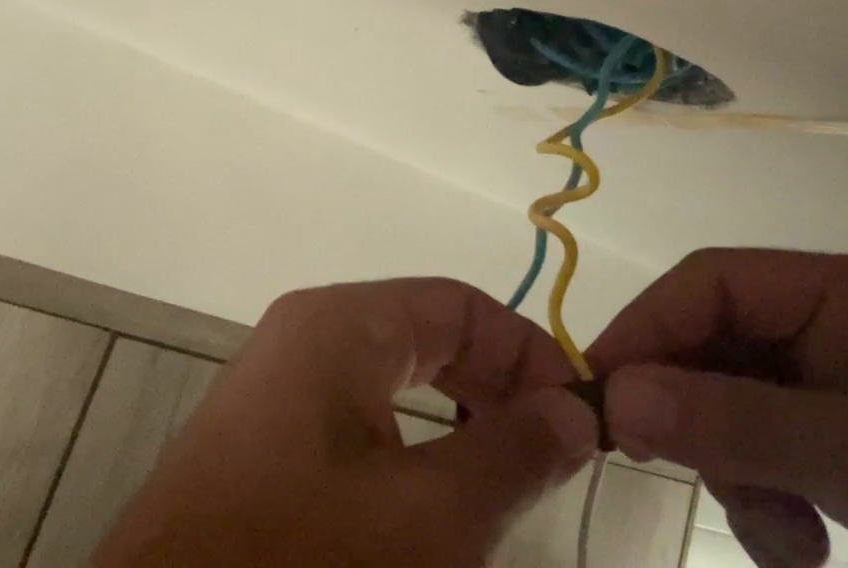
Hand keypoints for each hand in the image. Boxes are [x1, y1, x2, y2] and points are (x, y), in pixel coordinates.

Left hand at [95, 278, 599, 565]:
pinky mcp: (266, 438)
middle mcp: (305, 336)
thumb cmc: (304, 557)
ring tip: (509, 472)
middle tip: (556, 449)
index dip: (527, 351)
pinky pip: (359, 416)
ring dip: (459, 416)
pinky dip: (412, 443)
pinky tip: (438, 492)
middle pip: (428, 334)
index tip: (582, 416)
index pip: (458, 304)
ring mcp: (279, 387)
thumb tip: (577, 410)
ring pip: (395, 377)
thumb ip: (514, 455)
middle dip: (497, 385)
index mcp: (339, 324)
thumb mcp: (430, 516)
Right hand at [587, 249, 847, 566]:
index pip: (719, 282)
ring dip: (735, 468)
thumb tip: (615, 393)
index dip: (649, 326)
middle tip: (665, 470)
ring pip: (740, 405)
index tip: (597, 392)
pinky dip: (768, 500)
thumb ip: (746, 424)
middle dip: (695, 412)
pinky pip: (777, 454)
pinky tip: (802, 547)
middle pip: (723, 344)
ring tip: (781, 539)